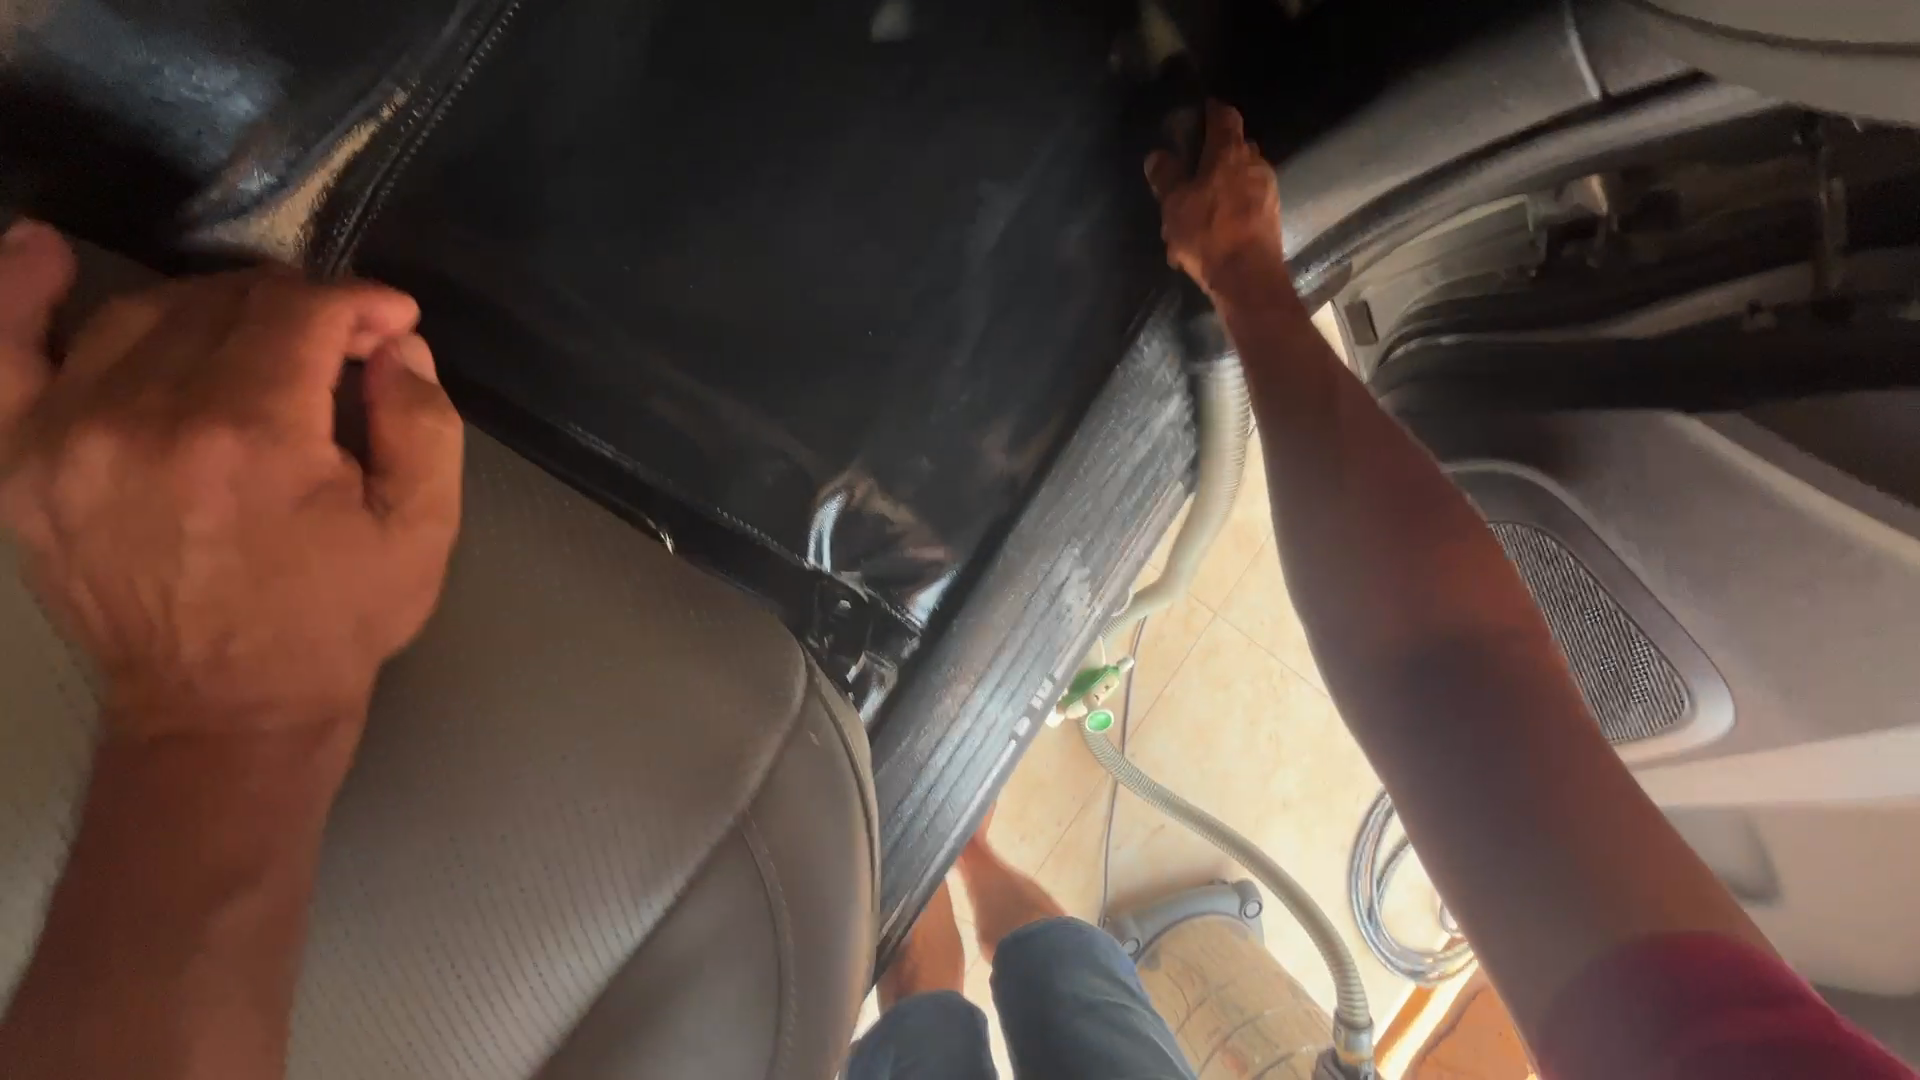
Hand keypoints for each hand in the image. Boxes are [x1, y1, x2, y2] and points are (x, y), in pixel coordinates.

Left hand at [0, 219, 462, 739]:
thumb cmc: (344, 615)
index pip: (299, 314)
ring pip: (141, 315)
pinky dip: (17, 291)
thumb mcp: (424, 527)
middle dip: (302, 308)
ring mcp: (63, 434)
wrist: (229, 703)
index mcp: (254, 437)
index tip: (396, 322)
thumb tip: (398, 347)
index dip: (358, 303)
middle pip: (223, 305)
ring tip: (269, 336)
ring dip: (220, 308)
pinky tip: (42, 253)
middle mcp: (144, 417)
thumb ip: (423, 424)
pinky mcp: (18, 460)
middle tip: (350, 343)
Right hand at [1145, 101, 1289, 304]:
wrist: (1247, 276)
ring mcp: (1267, 189)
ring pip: (1241, 177)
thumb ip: (1166, 177)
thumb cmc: (1207, 233)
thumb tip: (1157, 155)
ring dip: (1222, 185)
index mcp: (1229, 152)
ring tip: (1199, 207)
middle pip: (1235, 147)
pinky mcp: (1271, 216)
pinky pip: (1248, 203)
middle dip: (1215, 154)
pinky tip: (1213, 230)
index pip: (1224, 116)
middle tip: (1193, 169)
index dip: (1211, 111)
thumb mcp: (1175, 205)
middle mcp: (1254, 162)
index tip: (1199, 113)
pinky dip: (1231, 208)